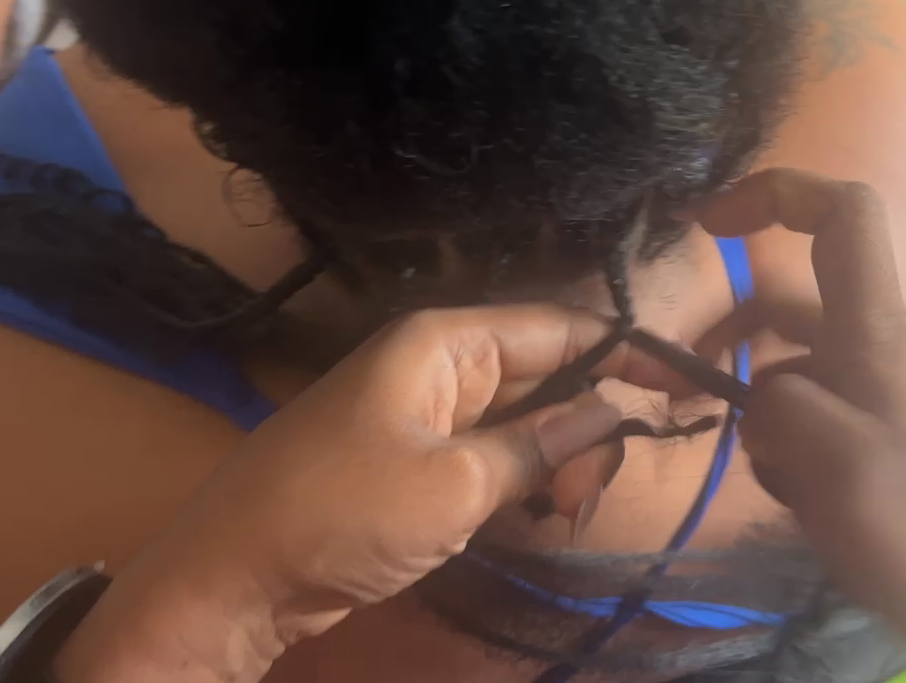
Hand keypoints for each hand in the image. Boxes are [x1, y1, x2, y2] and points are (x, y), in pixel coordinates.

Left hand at [57, 305, 659, 682]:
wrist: (229, 579)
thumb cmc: (343, 512)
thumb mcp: (457, 482)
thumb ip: (543, 443)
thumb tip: (615, 409)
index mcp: (447, 339)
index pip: (556, 327)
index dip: (621, 349)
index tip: (677, 382)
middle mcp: (441, 359)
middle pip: (542, 370)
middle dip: (586, 419)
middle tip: (598, 485)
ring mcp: (427, 406)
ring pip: (521, 414)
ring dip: (556, 455)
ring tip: (566, 507)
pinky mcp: (417, 450)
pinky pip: (491, 446)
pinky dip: (523, 473)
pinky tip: (543, 506)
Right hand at [698, 170, 905, 682]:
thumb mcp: (839, 467)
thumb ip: (779, 408)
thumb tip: (758, 398)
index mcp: (875, 330)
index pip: (843, 215)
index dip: (776, 193)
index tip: (706, 221)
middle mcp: (881, 344)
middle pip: (787, 307)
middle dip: (728, 340)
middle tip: (673, 387)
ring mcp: (887, 391)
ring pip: (795, 369)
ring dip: (760, 408)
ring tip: (764, 474)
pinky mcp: (890, 435)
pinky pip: (818, 413)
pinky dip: (789, 440)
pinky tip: (796, 493)